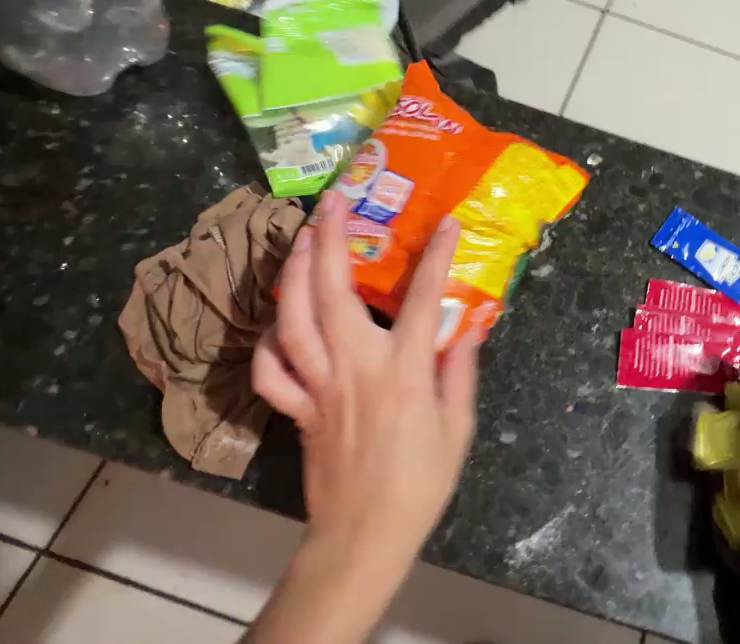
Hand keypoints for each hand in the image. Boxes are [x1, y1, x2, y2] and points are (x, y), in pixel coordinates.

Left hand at [245, 191, 481, 643]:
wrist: (363, 537)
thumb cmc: (419, 484)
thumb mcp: (458, 429)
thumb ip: (461, 372)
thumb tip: (470, 324)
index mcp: (403, 372)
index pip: (423, 300)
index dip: (437, 256)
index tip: (447, 222)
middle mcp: (356, 367)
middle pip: (334, 292)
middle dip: (330, 239)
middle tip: (334, 201)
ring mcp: (318, 386)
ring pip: (293, 318)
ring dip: (293, 272)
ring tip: (301, 237)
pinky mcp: (296, 408)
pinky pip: (271, 369)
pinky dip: (269, 340)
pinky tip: (278, 321)